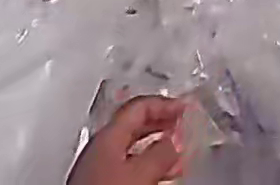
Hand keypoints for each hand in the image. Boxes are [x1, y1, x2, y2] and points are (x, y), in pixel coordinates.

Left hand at [68, 96, 187, 184]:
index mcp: (107, 134)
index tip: (183, 106)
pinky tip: (155, 174)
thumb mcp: (139, 173)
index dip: (164, 103)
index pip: (138, 105)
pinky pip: (126, 163)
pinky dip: (144, 162)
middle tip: (181, 122)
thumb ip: (159, 153)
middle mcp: (99, 145)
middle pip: (133, 123)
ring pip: (131, 145)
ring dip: (154, 145)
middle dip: (160, 121)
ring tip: (175, 152)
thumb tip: (174, 139)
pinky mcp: (95, 181)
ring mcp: (96, 164)